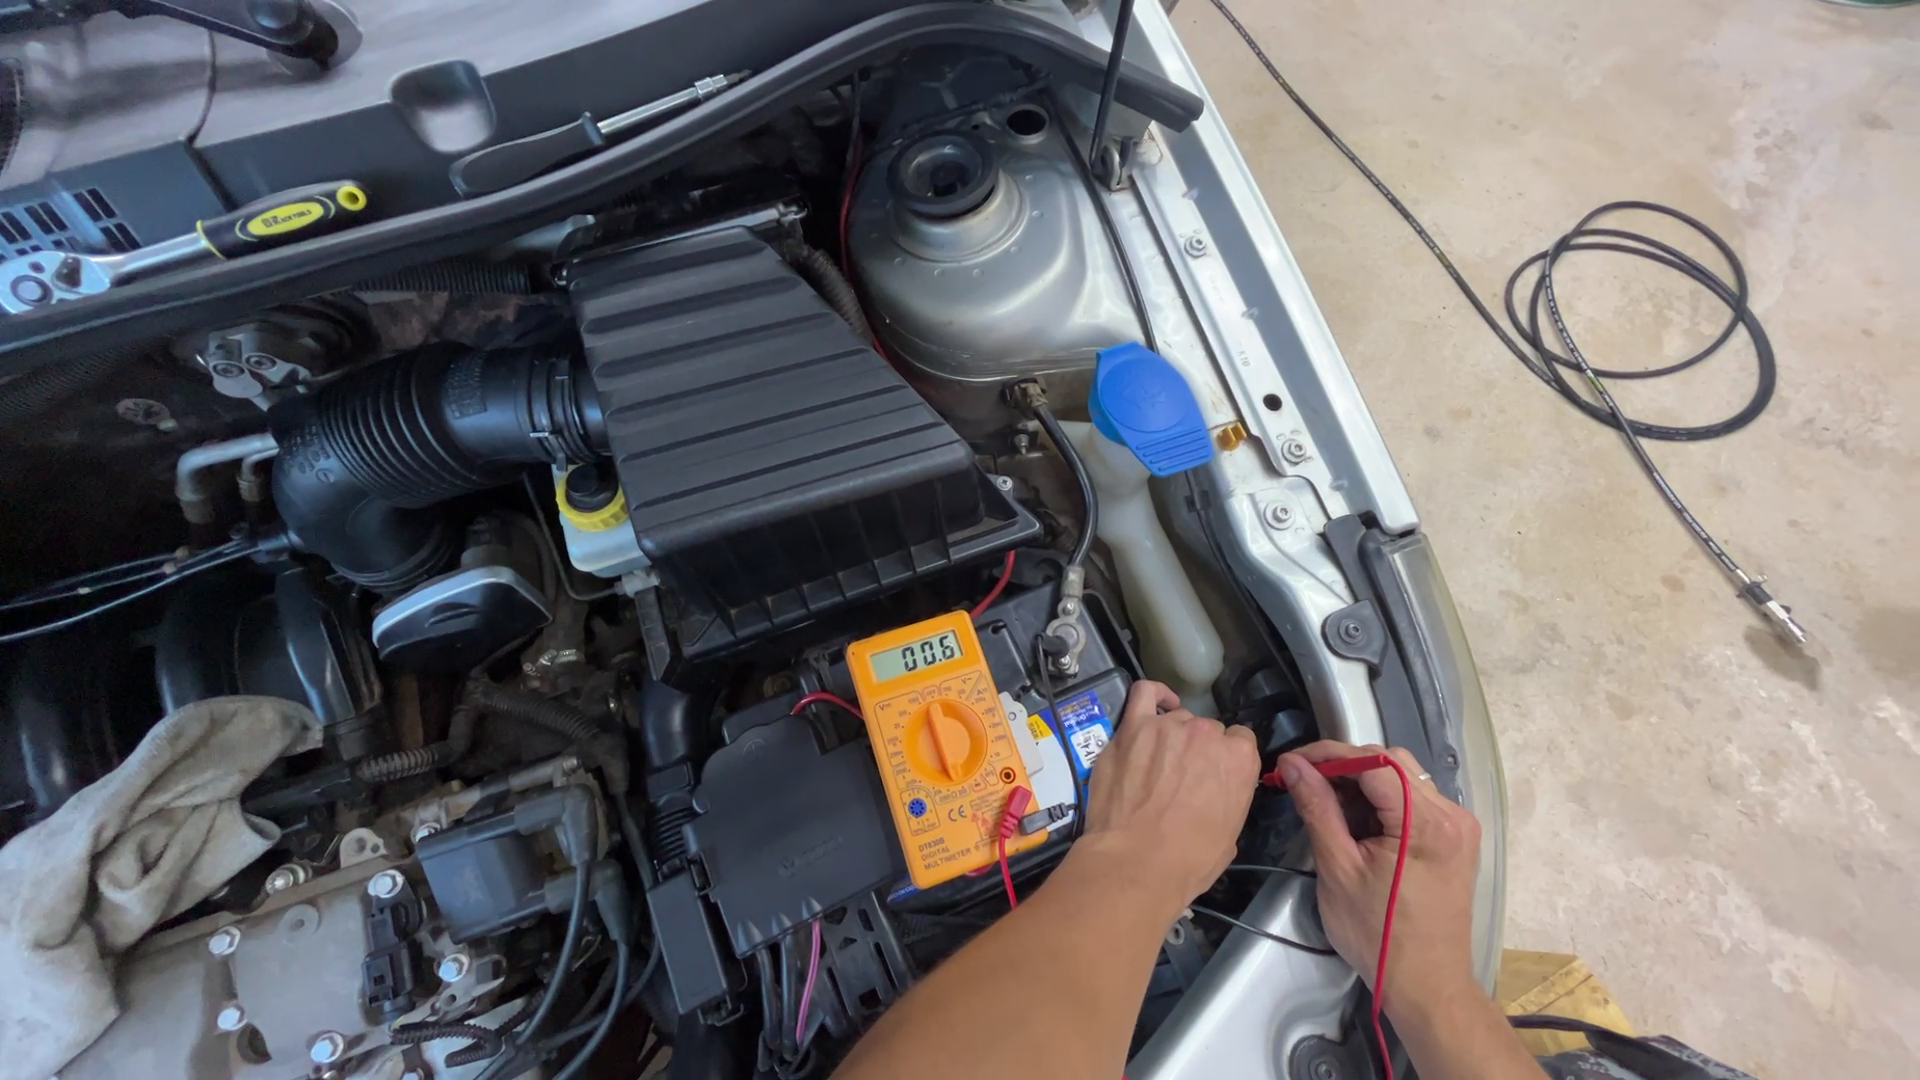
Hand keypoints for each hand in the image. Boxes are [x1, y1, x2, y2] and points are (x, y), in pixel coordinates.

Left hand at [1067, 681, 1260, 924]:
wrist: (1137, 860)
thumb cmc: (1188, 859)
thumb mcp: (1231, 833)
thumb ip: (1230, 796)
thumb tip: (1218, 789)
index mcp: (1239, 760)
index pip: (1240, 742)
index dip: (1226, 760)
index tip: (1214, 775)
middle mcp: (1206, 734)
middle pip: (1207, 730)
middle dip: (1198, 751)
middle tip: (1183, 777)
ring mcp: (1167, 726)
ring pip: (1177, 719)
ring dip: (1172, 735)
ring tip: (1159, 761)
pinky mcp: (1132, 726)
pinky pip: (1145, 693)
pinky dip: (1155, 694)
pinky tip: (1158, 704)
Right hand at [1275, 741, 1481, 1012]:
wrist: (1426, 985)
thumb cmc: (1377, 933)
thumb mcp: (1337, 867)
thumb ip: (1316, 807)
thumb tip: (1291, 764)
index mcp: (1426, 824)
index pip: (1373, 761)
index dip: (1327, 754)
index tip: (1290, 763)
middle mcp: (1451, 816)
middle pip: (1389, 762)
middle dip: (1341, 765)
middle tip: (1302, 781)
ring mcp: (1457, 826)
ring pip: (1399, 775)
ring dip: (1358, 780)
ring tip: (1324, 800)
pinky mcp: (1453, 837)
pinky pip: (1410, 796)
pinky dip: (1377, 798)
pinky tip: (1353, 817)